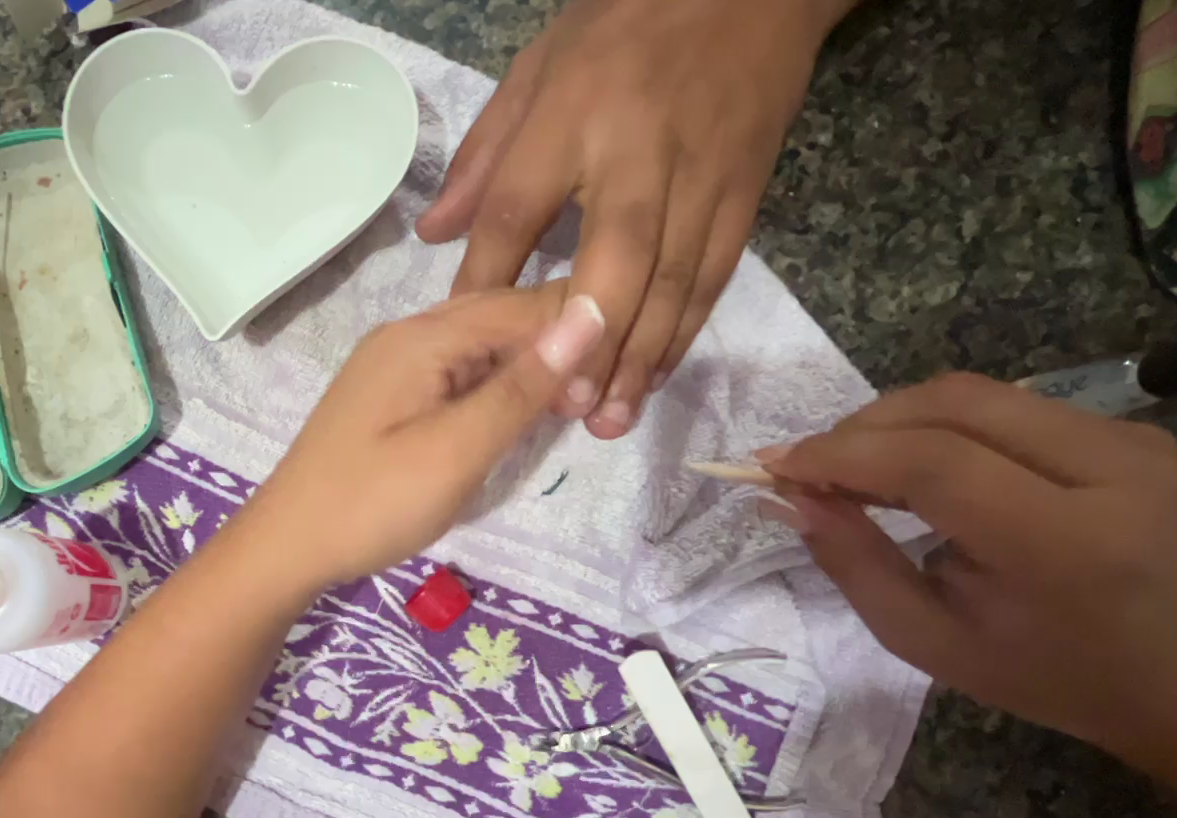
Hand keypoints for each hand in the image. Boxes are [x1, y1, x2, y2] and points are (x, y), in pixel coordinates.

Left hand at [236, 286, 604, 590]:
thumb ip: (520, 386)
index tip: (605, 395)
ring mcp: (392, 364)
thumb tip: (589, 314)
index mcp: (423, 336)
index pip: (525, 306)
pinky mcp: (388, 396)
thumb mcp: (455, 450)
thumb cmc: (371, 504)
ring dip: (523, 373)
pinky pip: (453, 373)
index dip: (577, 339)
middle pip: (500, 319)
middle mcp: (406, 334)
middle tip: (588, 409)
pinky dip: (489, 391)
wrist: (286, 546)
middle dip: (554, 352)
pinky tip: (505, 421)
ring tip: (559, 417)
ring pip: (478, 347)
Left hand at [416, 0, 847, 437]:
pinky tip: (656, 376)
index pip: (515, 210)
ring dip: (640, 358)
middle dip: (589, 343)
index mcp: (570, 117)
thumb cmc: (622, 25)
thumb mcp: (535, 69)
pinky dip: (685, 332)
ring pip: (672, 283)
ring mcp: (700, 177)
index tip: (464, 337)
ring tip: (610, 419)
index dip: (487, 277)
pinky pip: (713, 276)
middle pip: (613, 263)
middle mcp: (638, 155)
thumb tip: (432, 232)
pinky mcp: (743, 194)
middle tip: (567, 409)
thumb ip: (483, 157)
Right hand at [758, 374, 1176, 807]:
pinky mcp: (1128, 431)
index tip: (772, 465)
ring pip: (973, 394)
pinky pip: (1002, 405)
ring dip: (890, 421)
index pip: (935, 464)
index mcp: (1068, 545)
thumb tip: (785, 498)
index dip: (840, 455)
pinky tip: (908, 466)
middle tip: (806, 469)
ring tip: (849, 469)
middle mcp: (1115, 473)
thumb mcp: (924, 638)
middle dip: (858, 428)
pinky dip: (932, 426)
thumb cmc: (1041, 674)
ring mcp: (1132, 443)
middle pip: (954, 405)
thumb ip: (851, 562)